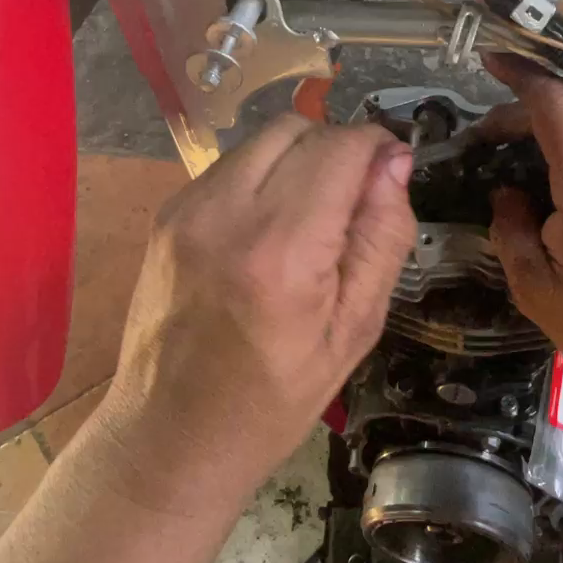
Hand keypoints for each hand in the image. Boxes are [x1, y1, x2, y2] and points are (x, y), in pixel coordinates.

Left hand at [98, 115, 415, 508]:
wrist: (170, 435)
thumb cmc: (275, 398)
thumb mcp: (355, 328)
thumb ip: (382, 236)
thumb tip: (395, 163)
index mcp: (283, 250)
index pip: (341, 147)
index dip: (378, 146)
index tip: (393, 170)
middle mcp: (227, 212)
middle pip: (300, 127)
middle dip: (339, 148)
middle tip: (354, 198)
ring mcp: (188, 208)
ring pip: (263, 139)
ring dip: (300, 157)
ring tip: (311, 215)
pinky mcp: (167, 213)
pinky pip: (231, 164)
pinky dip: (264, 175)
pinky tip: (268, 226)